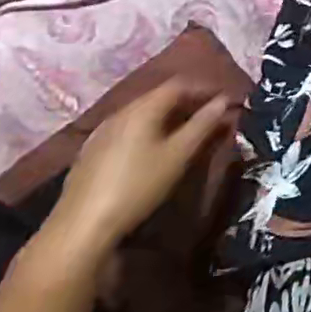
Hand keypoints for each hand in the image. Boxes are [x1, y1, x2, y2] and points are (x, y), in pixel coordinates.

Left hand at [40, 80, 235, 258]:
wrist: (82, 226)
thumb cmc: (138, 186)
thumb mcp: (178, 155)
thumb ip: (203, 125)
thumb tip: (224, 101)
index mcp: (141, 109)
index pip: (178, 85)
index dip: (205, 88)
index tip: (228, 98)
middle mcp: (120, 112)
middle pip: (159, 96)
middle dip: (189, 101)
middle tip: (213, 113)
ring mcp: (103, 131)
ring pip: (143, 112)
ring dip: (170, 115)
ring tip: (190, 129)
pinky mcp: (93, 150)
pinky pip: (130, 127)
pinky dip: (151, 128)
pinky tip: (156, 146)